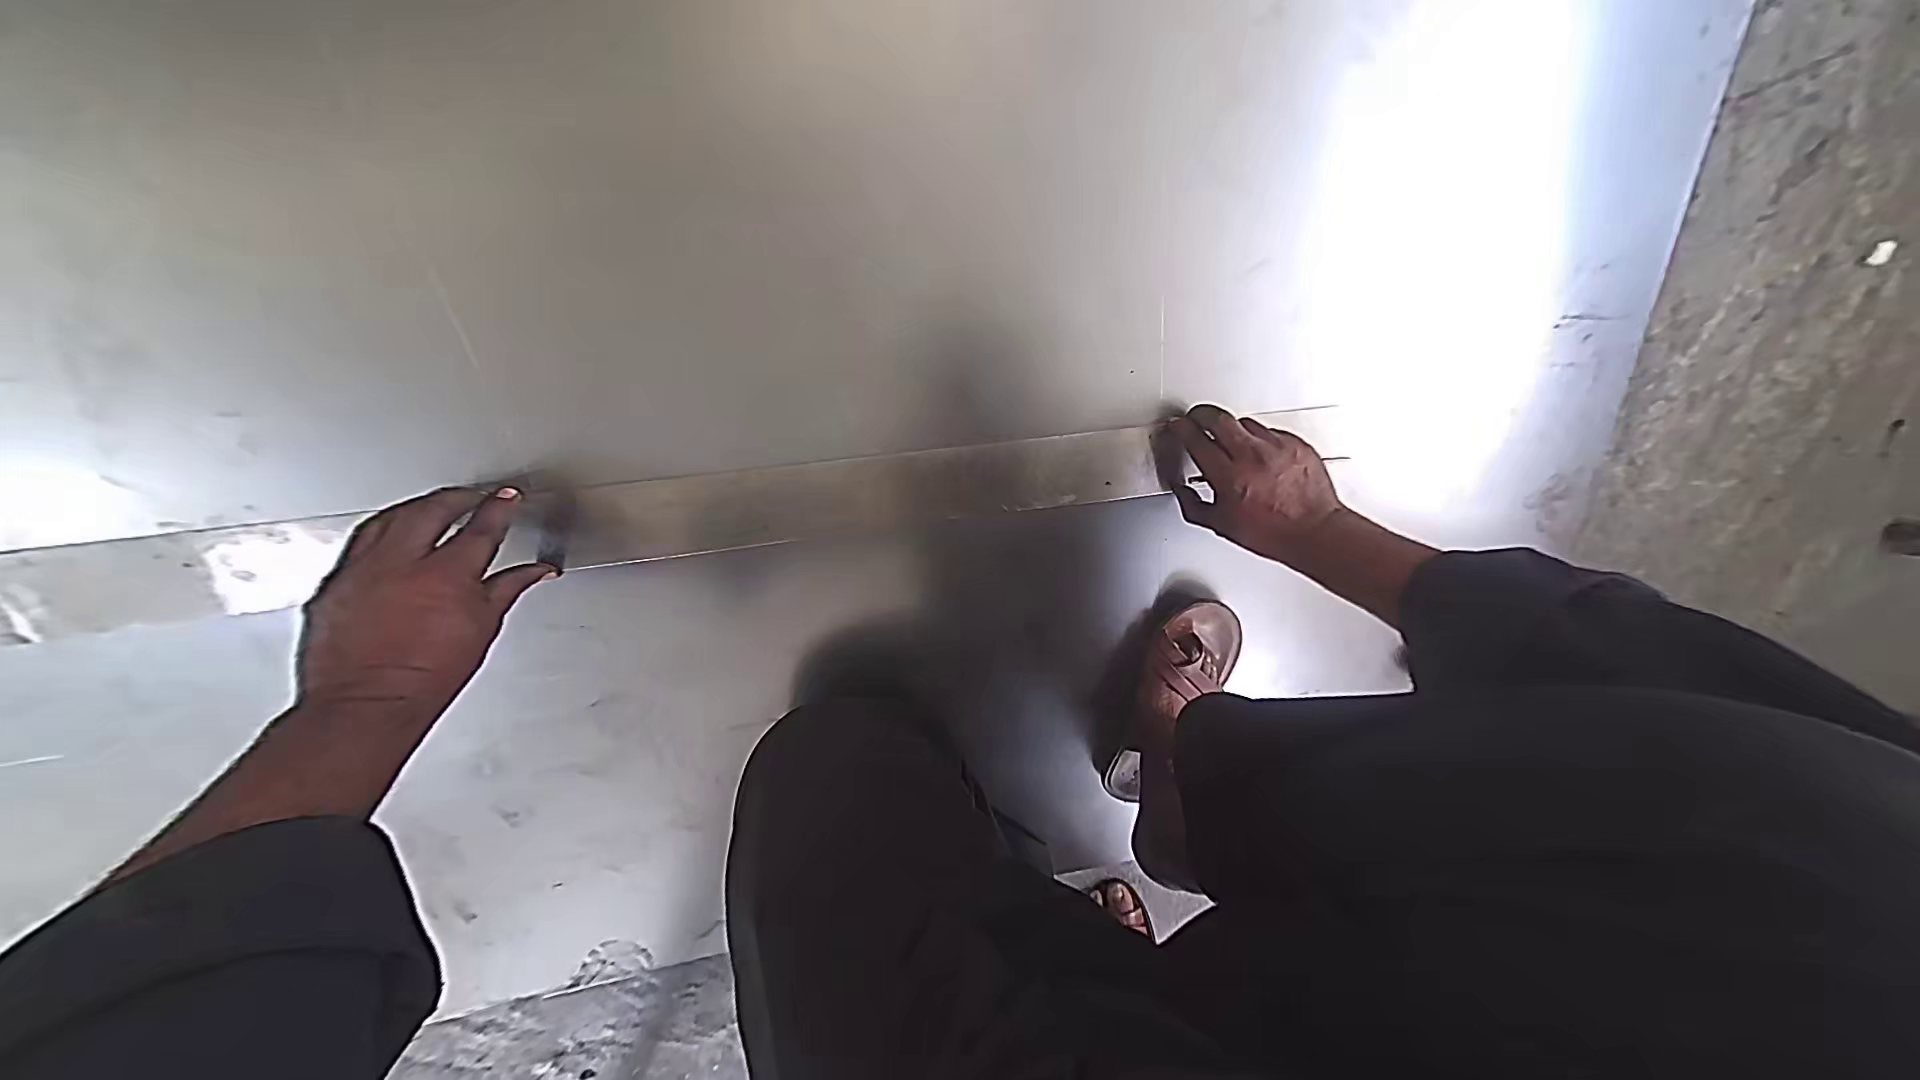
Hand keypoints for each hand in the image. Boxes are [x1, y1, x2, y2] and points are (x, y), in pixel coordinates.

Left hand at [297, 487, 556, 723]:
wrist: (369, 703)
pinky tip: (389, 532)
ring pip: (389, 519)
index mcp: (447, 575)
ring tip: (432, 504)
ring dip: (416, 507)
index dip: (499, 507)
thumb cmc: (426, 675)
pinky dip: (382, 530)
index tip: (506, 496)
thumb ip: (508, 587)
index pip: (482, 527)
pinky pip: (358, 543)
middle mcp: (401, 565)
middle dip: (457, 497)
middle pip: (432, 510)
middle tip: (473, 495)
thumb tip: (535, 571)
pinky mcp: (333, 585)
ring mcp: (361, 572)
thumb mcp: (483, 626)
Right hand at [1168, 404, 1346, 565]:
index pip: (1197, 439)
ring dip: (1230, 428)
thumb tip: (1181, 490)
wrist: (1314, 532)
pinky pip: (1270, 431)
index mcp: (1230, 476)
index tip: (1178, 426)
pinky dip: (1258, 438)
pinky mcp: (1296, 444)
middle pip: (1218, 418)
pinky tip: (1257, 451)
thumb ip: (1192, 504)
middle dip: (1201, 415)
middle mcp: (1253, 456)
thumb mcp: (1220, 525)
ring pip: (1244, 422)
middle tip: (1196, 418)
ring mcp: (1277, 447)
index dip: (1182, 429)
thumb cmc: (1272, 532)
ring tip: (1228, 439)